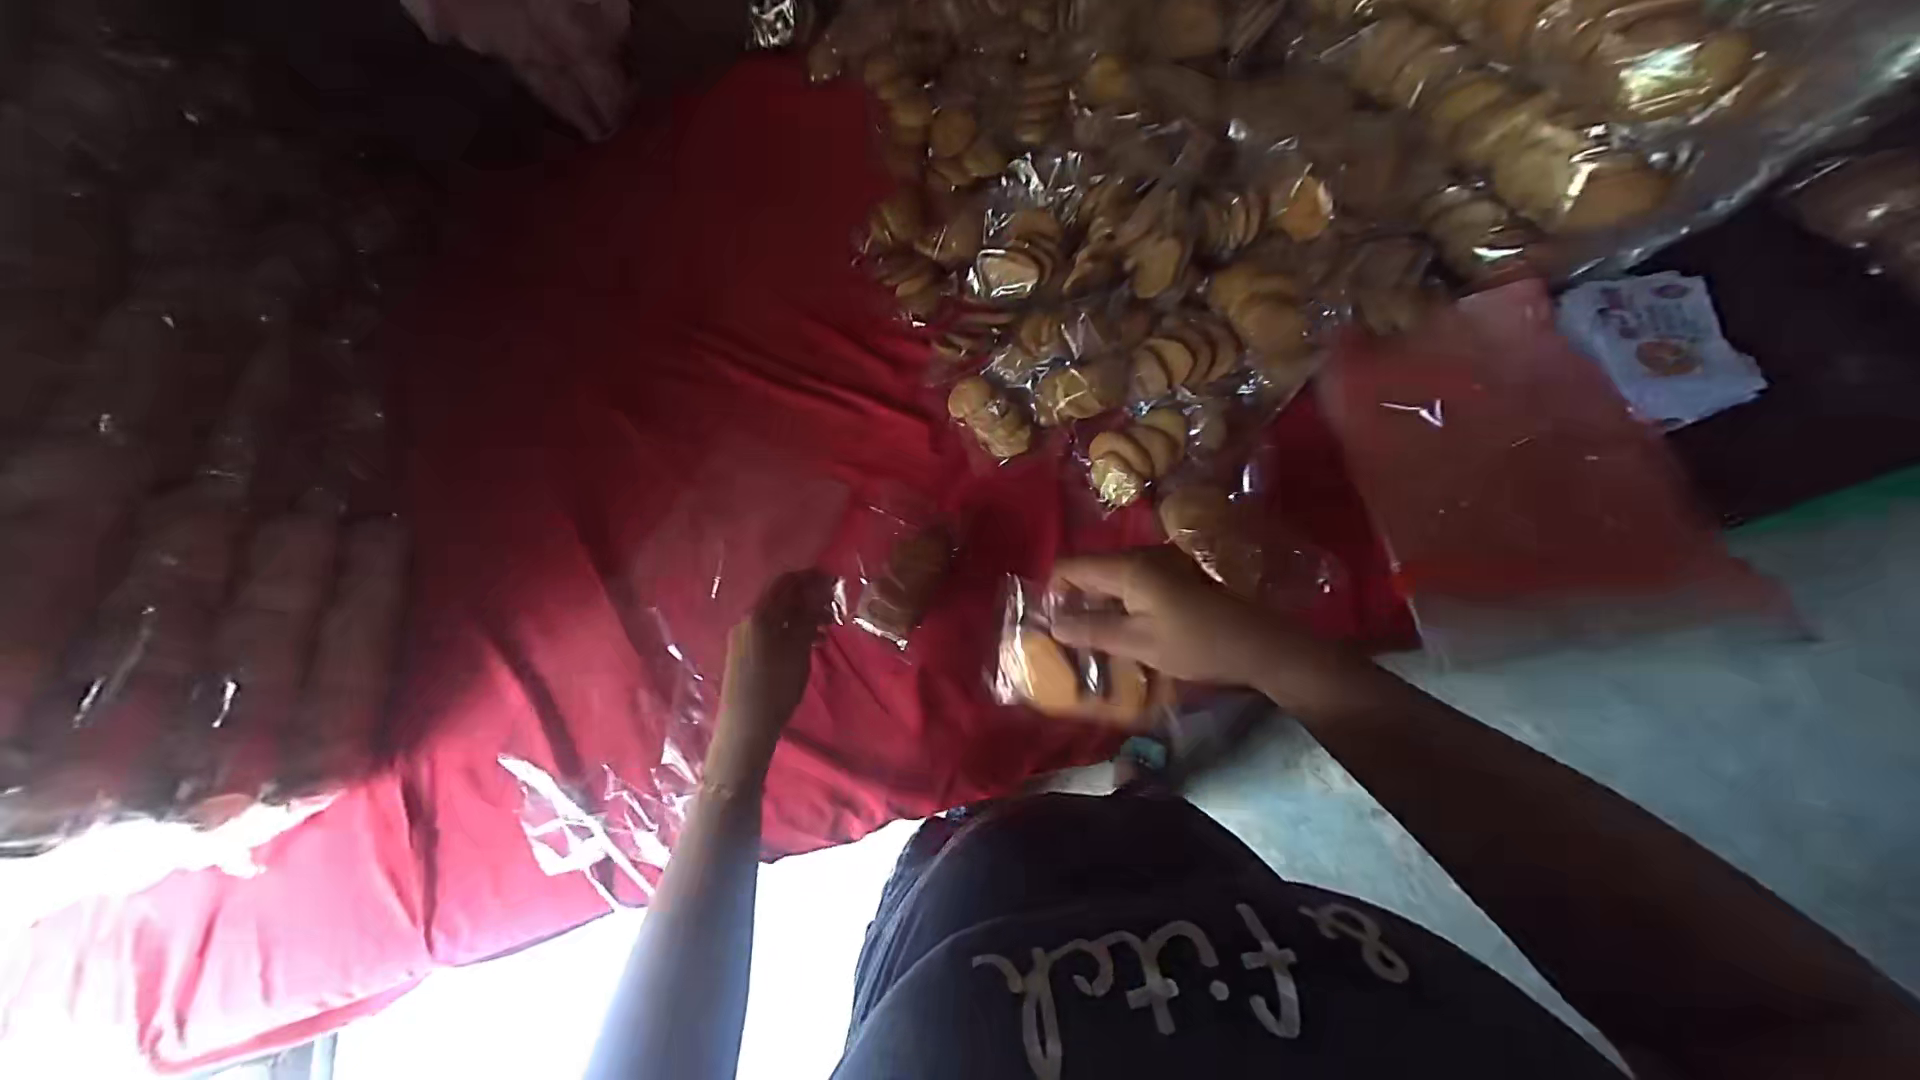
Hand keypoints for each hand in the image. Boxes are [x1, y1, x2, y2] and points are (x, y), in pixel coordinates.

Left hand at [708, 569, 834, 786]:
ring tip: (827, 630)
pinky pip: (771, 631)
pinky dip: (791, 632)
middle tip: (834, 608)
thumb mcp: (798, 648)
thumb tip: (819, 587)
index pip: (786, 582)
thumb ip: (808, 615)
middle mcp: (747, 619)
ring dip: (802, 617)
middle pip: (781, 598)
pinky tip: (811, 645)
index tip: (834, 581)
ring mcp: (743, 636)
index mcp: (759, 614)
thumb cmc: (776, 685)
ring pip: (777, 616)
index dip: (810, 577)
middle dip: (808, 599)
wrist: (746, 726)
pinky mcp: (744, 653)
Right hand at [1050, 548, 1365, 707]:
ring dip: (1099, 602)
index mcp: (1128, 568)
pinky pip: (1133, 581)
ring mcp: (1160, 560)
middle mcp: (1141, 554)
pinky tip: (1128, 628)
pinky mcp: (1175, 571)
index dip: (1053, 592)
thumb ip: (1092, 631)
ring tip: (1097, 636)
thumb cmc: (1197, 644)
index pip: (1070, 566)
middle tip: (1071, 636)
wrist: (1261, 643)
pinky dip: (1121, 601)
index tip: (1052, 624)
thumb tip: (1053, 624)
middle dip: (1075, 599)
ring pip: (1112, 576)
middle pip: (1090, 569)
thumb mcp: (1139, 644)